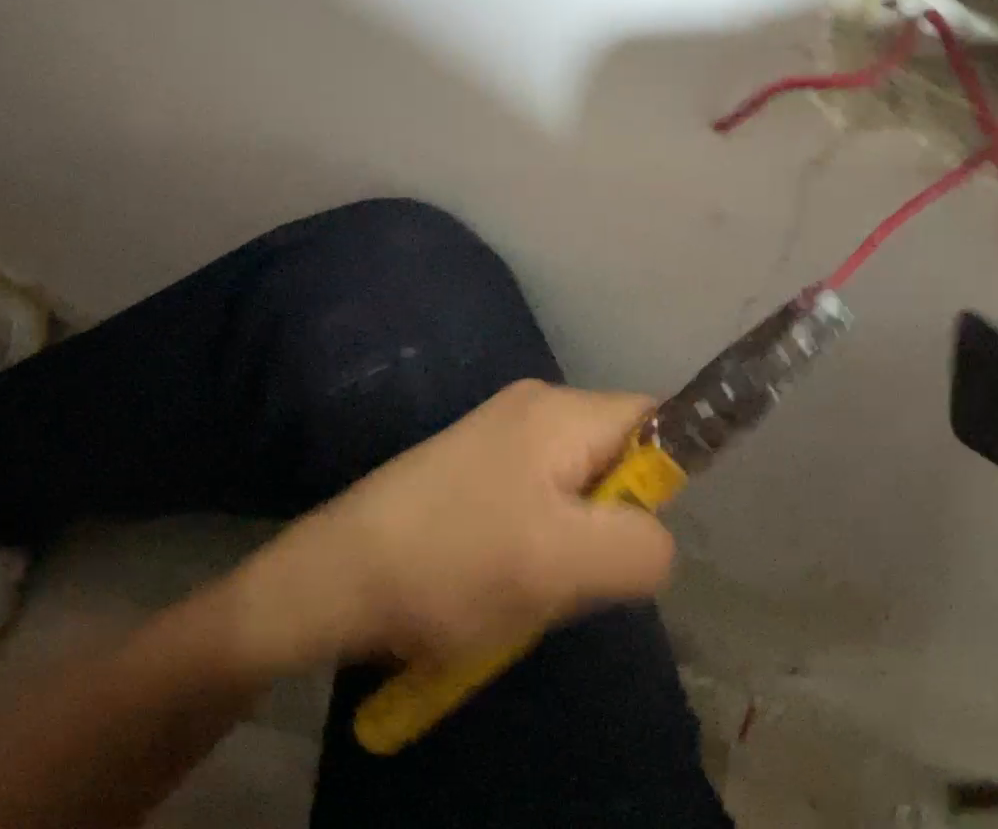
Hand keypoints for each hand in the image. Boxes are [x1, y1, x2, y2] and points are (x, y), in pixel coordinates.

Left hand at [220, 380, 673, 668]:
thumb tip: (654, 540)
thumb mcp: (565, 565)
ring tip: (525, 586)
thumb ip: (640, 547)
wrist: (332, 580)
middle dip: (608, 526)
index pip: (659, 420)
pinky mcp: (471, 474)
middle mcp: (532, 410)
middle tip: (571, 575)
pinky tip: (496, 583)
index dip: (665, 480)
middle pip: (616, 462)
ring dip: (569, 549)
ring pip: (576, 494)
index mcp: (559, 412)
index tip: (628, 541)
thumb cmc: (452, 564)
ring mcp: (496, 441)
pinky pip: (536, 507)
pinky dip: (534, 549)